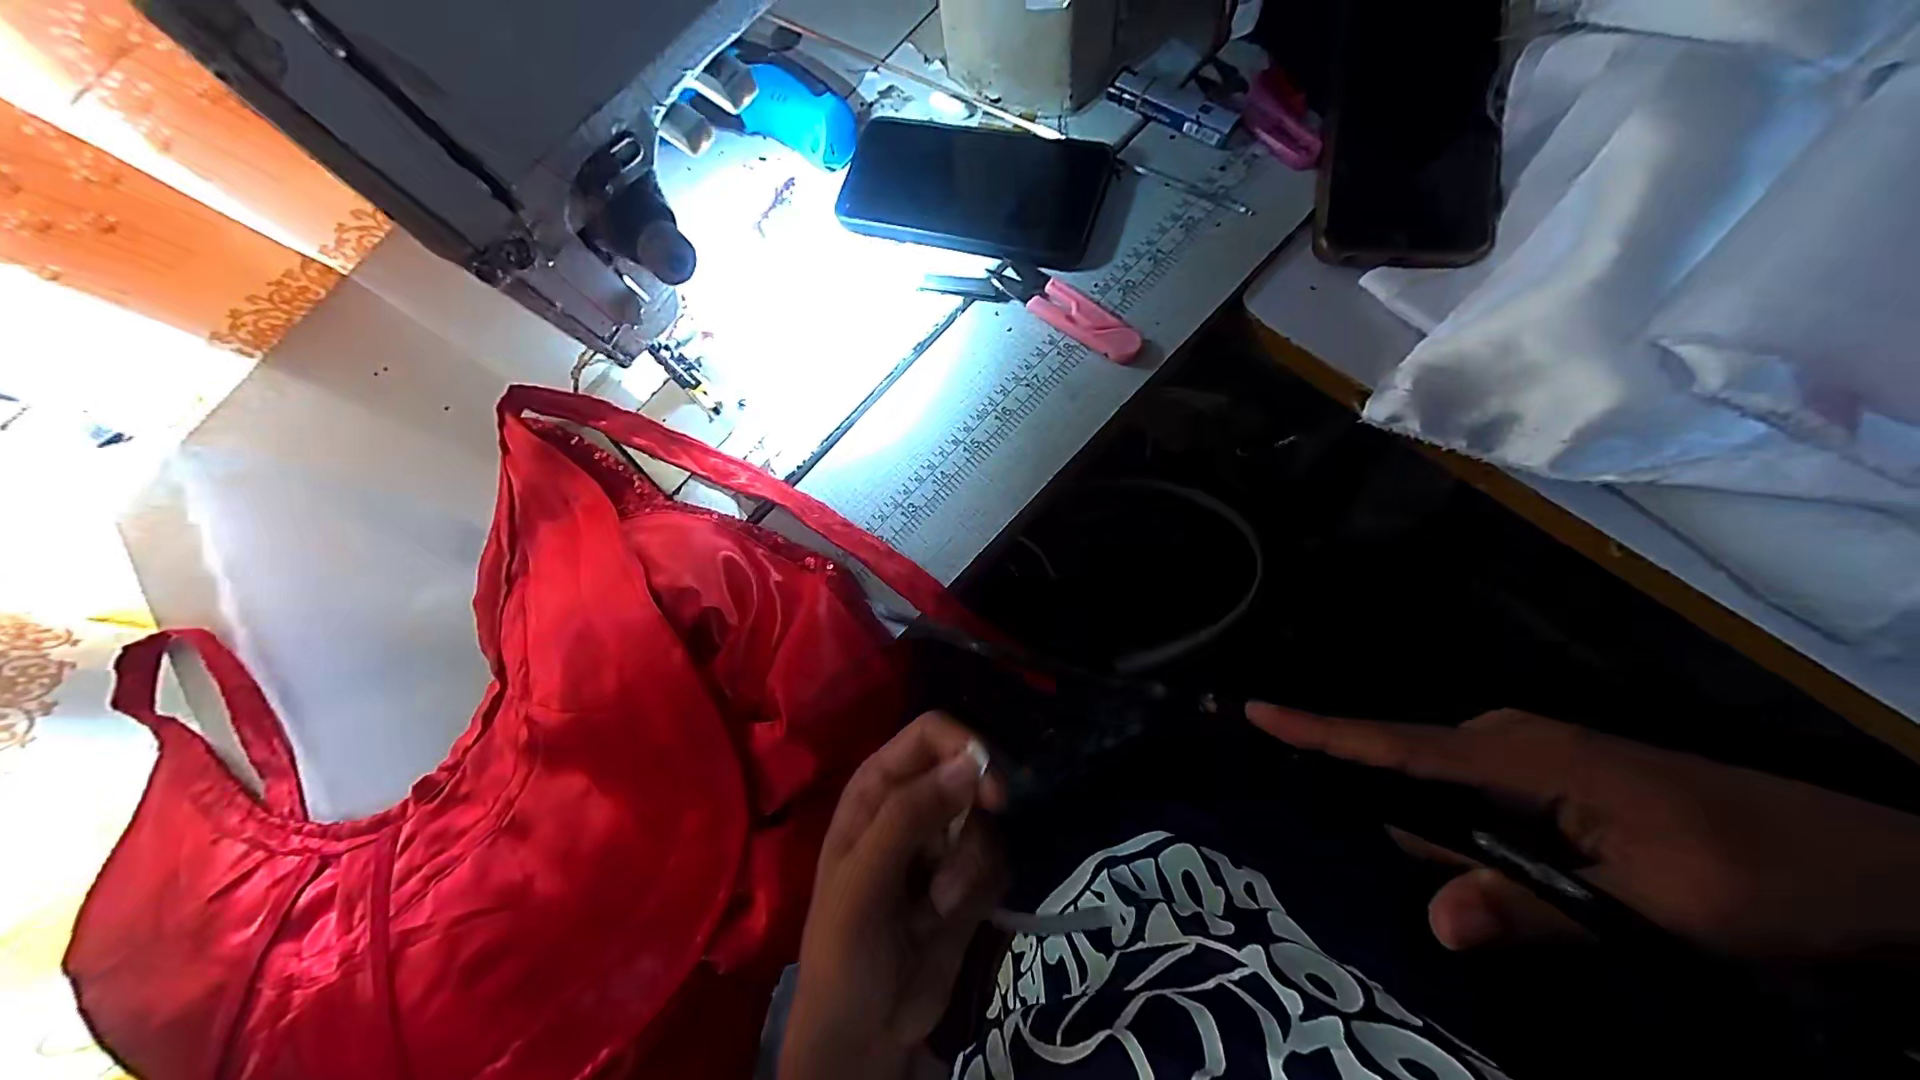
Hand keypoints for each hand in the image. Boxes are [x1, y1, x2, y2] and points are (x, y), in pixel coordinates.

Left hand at [781, 713, 1006, 1079]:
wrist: (866, 1033)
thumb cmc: (845, 950)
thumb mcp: (865, 880)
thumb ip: (910, 815)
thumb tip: (972, 761)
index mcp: (877, 788)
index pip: (929, 734)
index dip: (963, 745)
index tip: (990, 784)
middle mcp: (913, 805)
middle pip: (968, 770)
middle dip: (978, 805)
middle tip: (984, 832)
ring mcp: (943, 842)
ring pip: (985, 820)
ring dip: (970, 864)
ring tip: (938, 907)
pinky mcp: (969, 879)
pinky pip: (997, 859)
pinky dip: (982, 887)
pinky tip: (952, 918)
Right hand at [1248, 704, 1919, 960]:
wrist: (1877, 869)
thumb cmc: (1765, 877)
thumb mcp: (1657, 908)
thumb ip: (1534, 907)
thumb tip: (1431, 919)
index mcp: (1521, 755)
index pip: (1397, 743)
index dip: (1320, 730)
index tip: (1253, 709)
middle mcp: (1507, 744)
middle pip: (1404, 772)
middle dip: (1368, 803)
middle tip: (1345, 846)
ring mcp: (1526, 761)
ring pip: (1436, 795)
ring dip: (1417, 831)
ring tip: (1414, 866)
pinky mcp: (1543, 783)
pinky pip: (1468, 806)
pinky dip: (1452, 837)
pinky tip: (1468, 874)